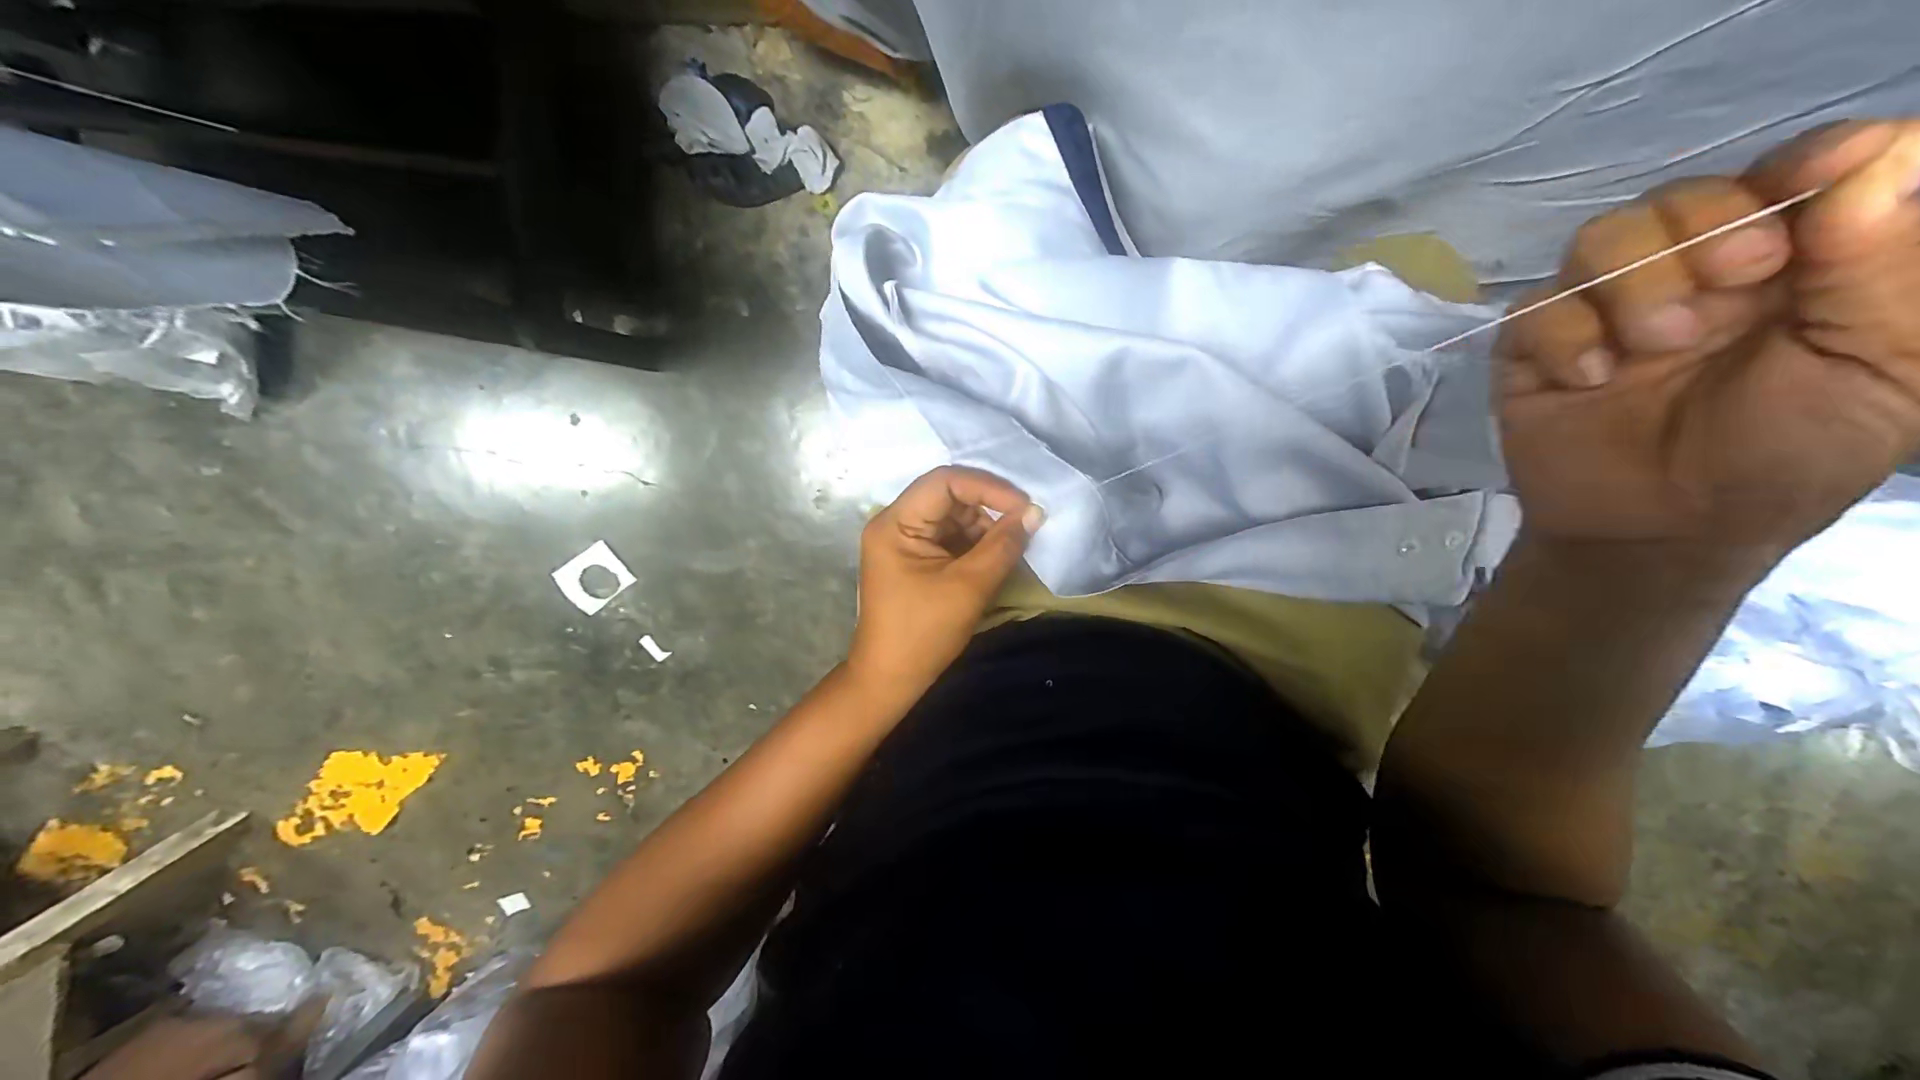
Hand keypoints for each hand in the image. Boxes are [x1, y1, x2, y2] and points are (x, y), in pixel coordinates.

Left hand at [846, 466, 1043, 697]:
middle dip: (989, 510)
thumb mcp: (969, 586)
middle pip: (949, 497)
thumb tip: (1034, 513)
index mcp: (895, 523)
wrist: (891, 679)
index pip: (945, 482)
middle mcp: (895, 524)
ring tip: (1012, 549)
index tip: (1024, 508)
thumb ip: (1003, 545)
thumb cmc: (924, 633)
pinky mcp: (915, 558)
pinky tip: (996, 559)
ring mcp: (904, 541)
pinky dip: (976, 545)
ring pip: (953, 517)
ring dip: (985, 529)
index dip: (988, 488)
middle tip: (1025, 528)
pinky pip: (950, 538)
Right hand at [1497, 120, 1919, 556]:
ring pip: (1599, 239)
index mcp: (1794, 267)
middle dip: (1706, 228)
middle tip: (1736, 283)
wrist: (1657, 534)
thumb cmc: (1781, 459)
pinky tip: (1588, 380)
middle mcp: (1694, 276)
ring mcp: (1605, 312)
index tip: (1814, 177)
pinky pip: (1534, 310)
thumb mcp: (1876, 369)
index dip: (1805, 161)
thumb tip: (1881, 157)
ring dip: (1631, 284)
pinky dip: (1562, 338)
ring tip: (1655, 346)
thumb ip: (1881, 269)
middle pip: (1683, 196)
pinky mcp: (1534, 350)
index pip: (1796, 172)